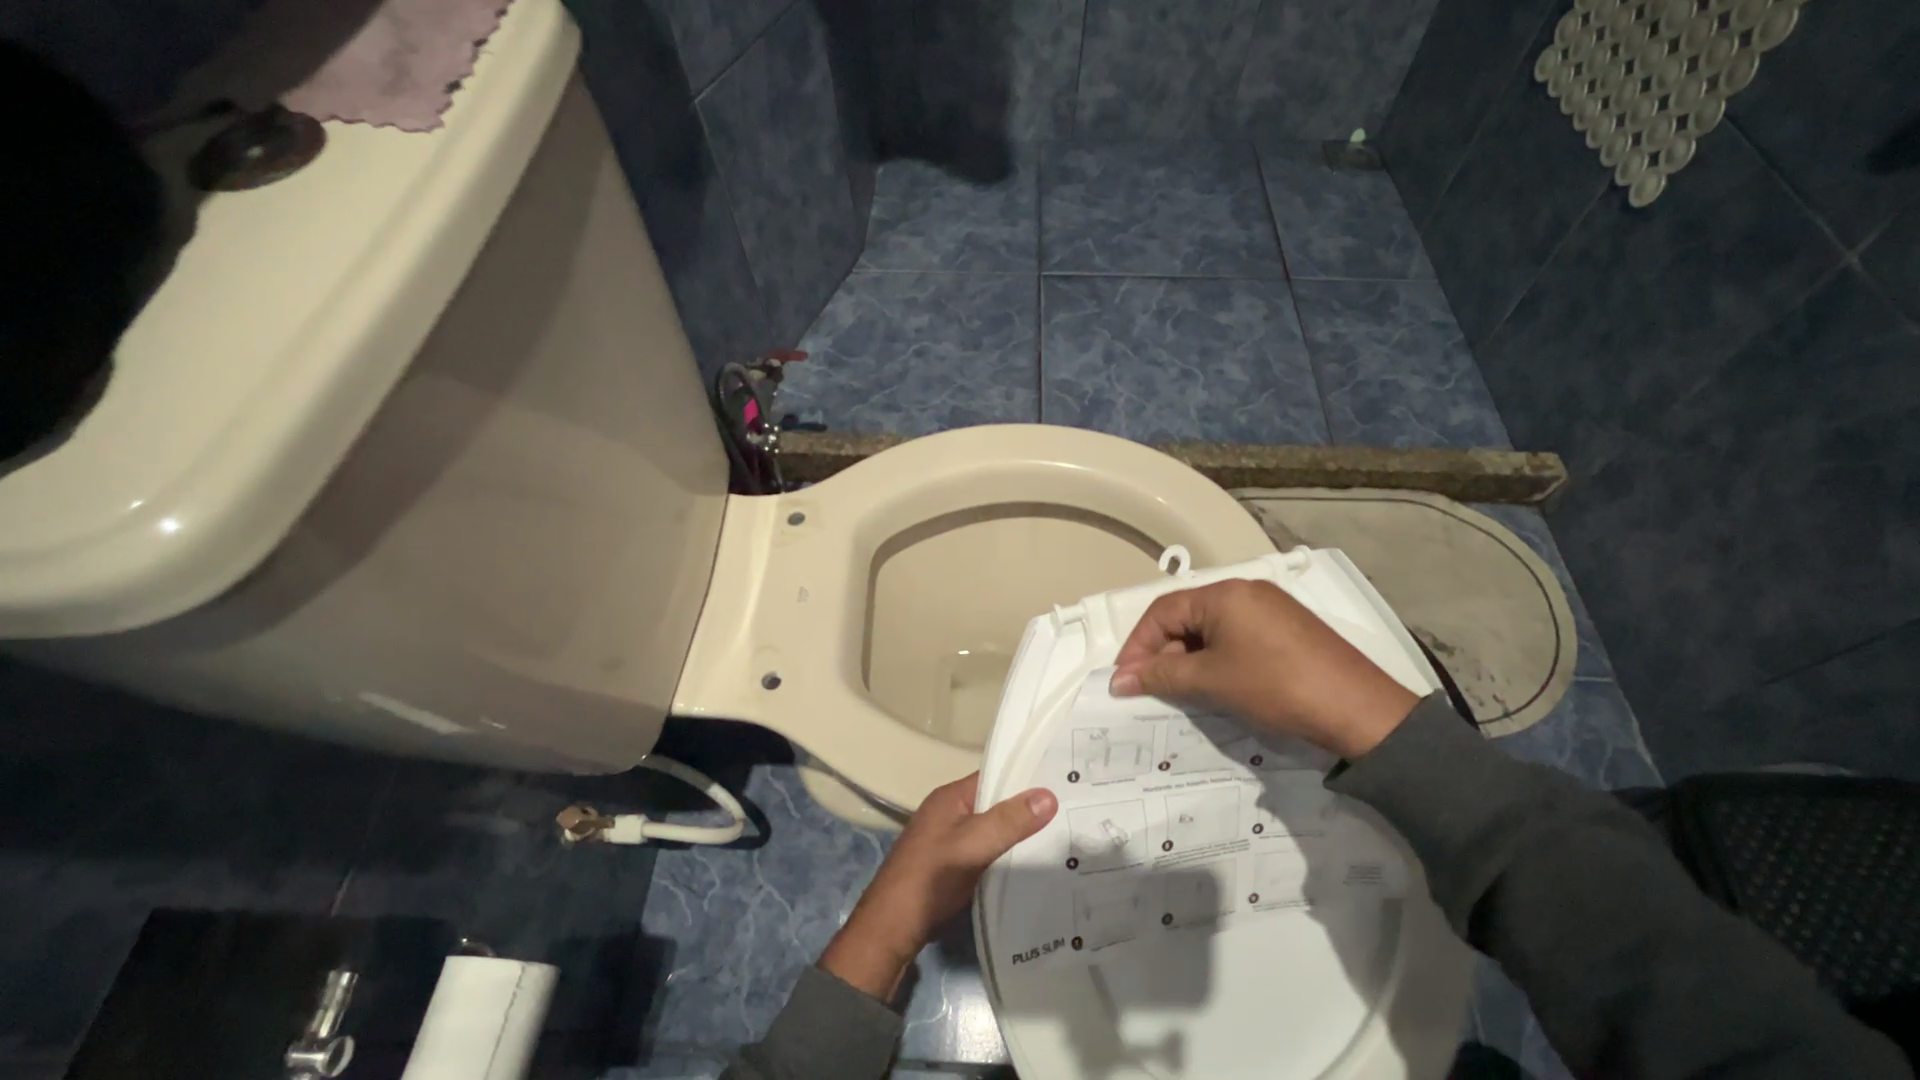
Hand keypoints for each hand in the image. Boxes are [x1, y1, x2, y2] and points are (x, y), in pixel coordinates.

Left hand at [819, 773, 1056, 999]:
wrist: (893, 929)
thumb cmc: (929, 880)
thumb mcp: (972, 846)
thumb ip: (1008, 822)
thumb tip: (1049, 794)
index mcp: (950, 798)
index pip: (995, 774)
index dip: (1026, 776)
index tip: (1063, 779)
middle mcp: (950, 813)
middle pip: (996, 802)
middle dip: (1028, 806)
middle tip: (1072, 807)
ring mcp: (950, 840)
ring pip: (993, 828)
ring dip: (1019, 832)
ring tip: (1063, 832)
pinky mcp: (954, 865)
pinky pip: (988, 850)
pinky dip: (1007, 852)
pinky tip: (1034, 860)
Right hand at [1109, 579, 1418, 759]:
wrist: (1357, 709)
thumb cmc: (1276, 686)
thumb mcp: (1211, 681)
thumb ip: (1161, 677)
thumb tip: (1119, 680)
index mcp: (1224, 593)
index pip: (1162, 611)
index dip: (1138, 646)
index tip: (1125, 681)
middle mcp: (1246, 591)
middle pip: (1186, 617)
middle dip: (1163, 654)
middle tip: (1152, 690)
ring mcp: (1270, 609)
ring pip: (1211, 629)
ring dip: (1189, 659)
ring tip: (1182, 692)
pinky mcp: (1287, 629)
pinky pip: (1237, 637)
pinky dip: (1217, 660)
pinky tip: (1217, 686)